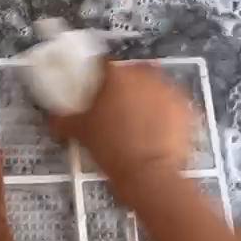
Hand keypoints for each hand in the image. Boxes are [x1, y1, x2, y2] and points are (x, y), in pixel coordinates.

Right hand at [49, 61, 195, 204]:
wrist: (150, 176)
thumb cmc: (113, 150)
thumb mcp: (80, 133)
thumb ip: (63, 119)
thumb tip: (53, 117)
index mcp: (117, 75)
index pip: (102, 64)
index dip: (96, 77)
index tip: (94, 91)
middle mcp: (146, 76)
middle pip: (131, 73)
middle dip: (123, 86)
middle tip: (114, 107)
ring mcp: (170, 91)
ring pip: (153, 87)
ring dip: (144, 98)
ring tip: (135, 121)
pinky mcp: (187, 109)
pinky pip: (170, 104)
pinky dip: (163, 113)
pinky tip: (154, 130)